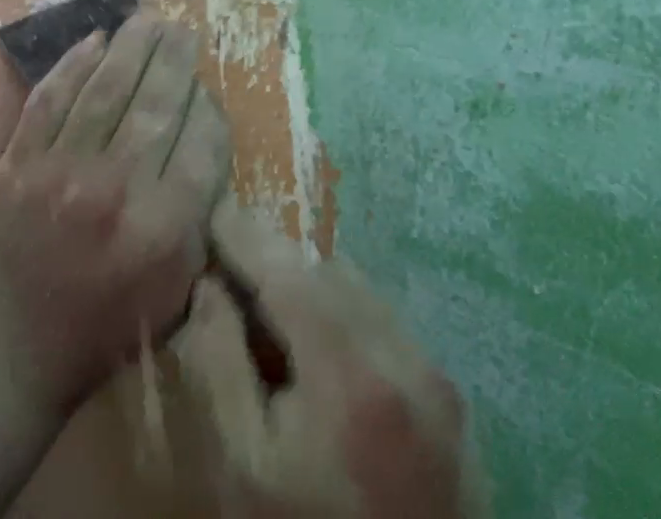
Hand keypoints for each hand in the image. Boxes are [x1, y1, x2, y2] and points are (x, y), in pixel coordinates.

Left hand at [0, 10, 232, 413]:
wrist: (9, 344)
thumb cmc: (101, 329)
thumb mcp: (172, 293)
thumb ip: (193, 220)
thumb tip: (197, 146)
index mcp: (162, 229)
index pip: (201, 146)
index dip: (209, 111)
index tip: (207, 92)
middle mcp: (114, 189)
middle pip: (156, 106)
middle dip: (174, 61)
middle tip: (181, 28)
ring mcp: (59, 170)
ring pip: (103, 92)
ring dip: (129, 49)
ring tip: (147, 18)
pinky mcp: (16, 162)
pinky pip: (48, 101)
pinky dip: (71, 67)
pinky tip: (92, 42)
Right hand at [180, 203, 477, 518]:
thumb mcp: (238, 455)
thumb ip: (219, 360)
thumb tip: (211, 286)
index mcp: (350, 374)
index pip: (286, 270)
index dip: (242, 233)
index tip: (209, 205)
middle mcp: (408, 362)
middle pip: (329, 271)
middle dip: (274, 253)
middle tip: (224, 255)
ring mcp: (439, 383)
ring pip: (363, 291)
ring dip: (309, 279)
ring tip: (262, 296)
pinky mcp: (451, 403)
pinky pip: (386, 324)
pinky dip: (341, 310)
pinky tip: (312, 341)